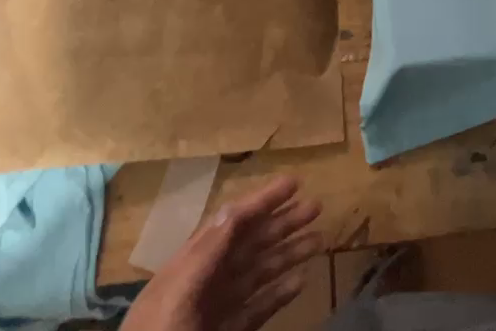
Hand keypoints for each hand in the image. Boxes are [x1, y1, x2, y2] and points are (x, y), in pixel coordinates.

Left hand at [122, 176, 324, 330]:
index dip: (262, 201)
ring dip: (287, 255)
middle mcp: (206, 282)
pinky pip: (256, 310)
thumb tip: (232, 211)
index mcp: (190, 266)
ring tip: (319, 240)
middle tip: (317, 206)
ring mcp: (215, 311)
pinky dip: (278, 295)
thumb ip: (205, 256)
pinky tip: (301, 281)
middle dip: (282, 224)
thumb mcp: (176, 296)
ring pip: (258, 274)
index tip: (294, 183)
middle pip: (250, 244)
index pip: (231, 223)